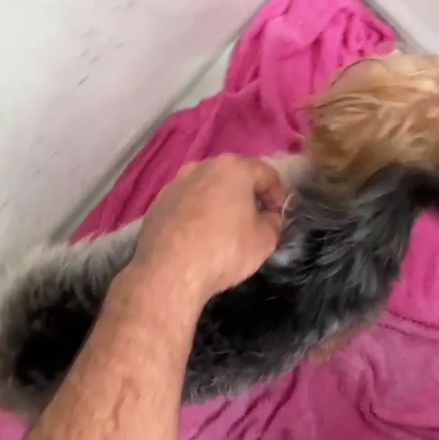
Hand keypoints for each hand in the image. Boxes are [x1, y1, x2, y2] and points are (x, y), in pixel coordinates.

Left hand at [129, 156, 287, 302]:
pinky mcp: (157, 204)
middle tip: (255, 220)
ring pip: (207, 189)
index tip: (281, 216)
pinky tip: (198, 237)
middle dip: (247, 195)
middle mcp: (201, 167)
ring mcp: (175, 184)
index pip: (266, 174)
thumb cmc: (224, 250)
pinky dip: (196, 215)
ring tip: (225, 229)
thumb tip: (269, 217)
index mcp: (232, 168)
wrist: (168, 272)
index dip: (279, 195)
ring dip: (220, 203)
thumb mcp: (265, 240)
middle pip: (234, 176)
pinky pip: (186, 204)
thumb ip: (274, 222)